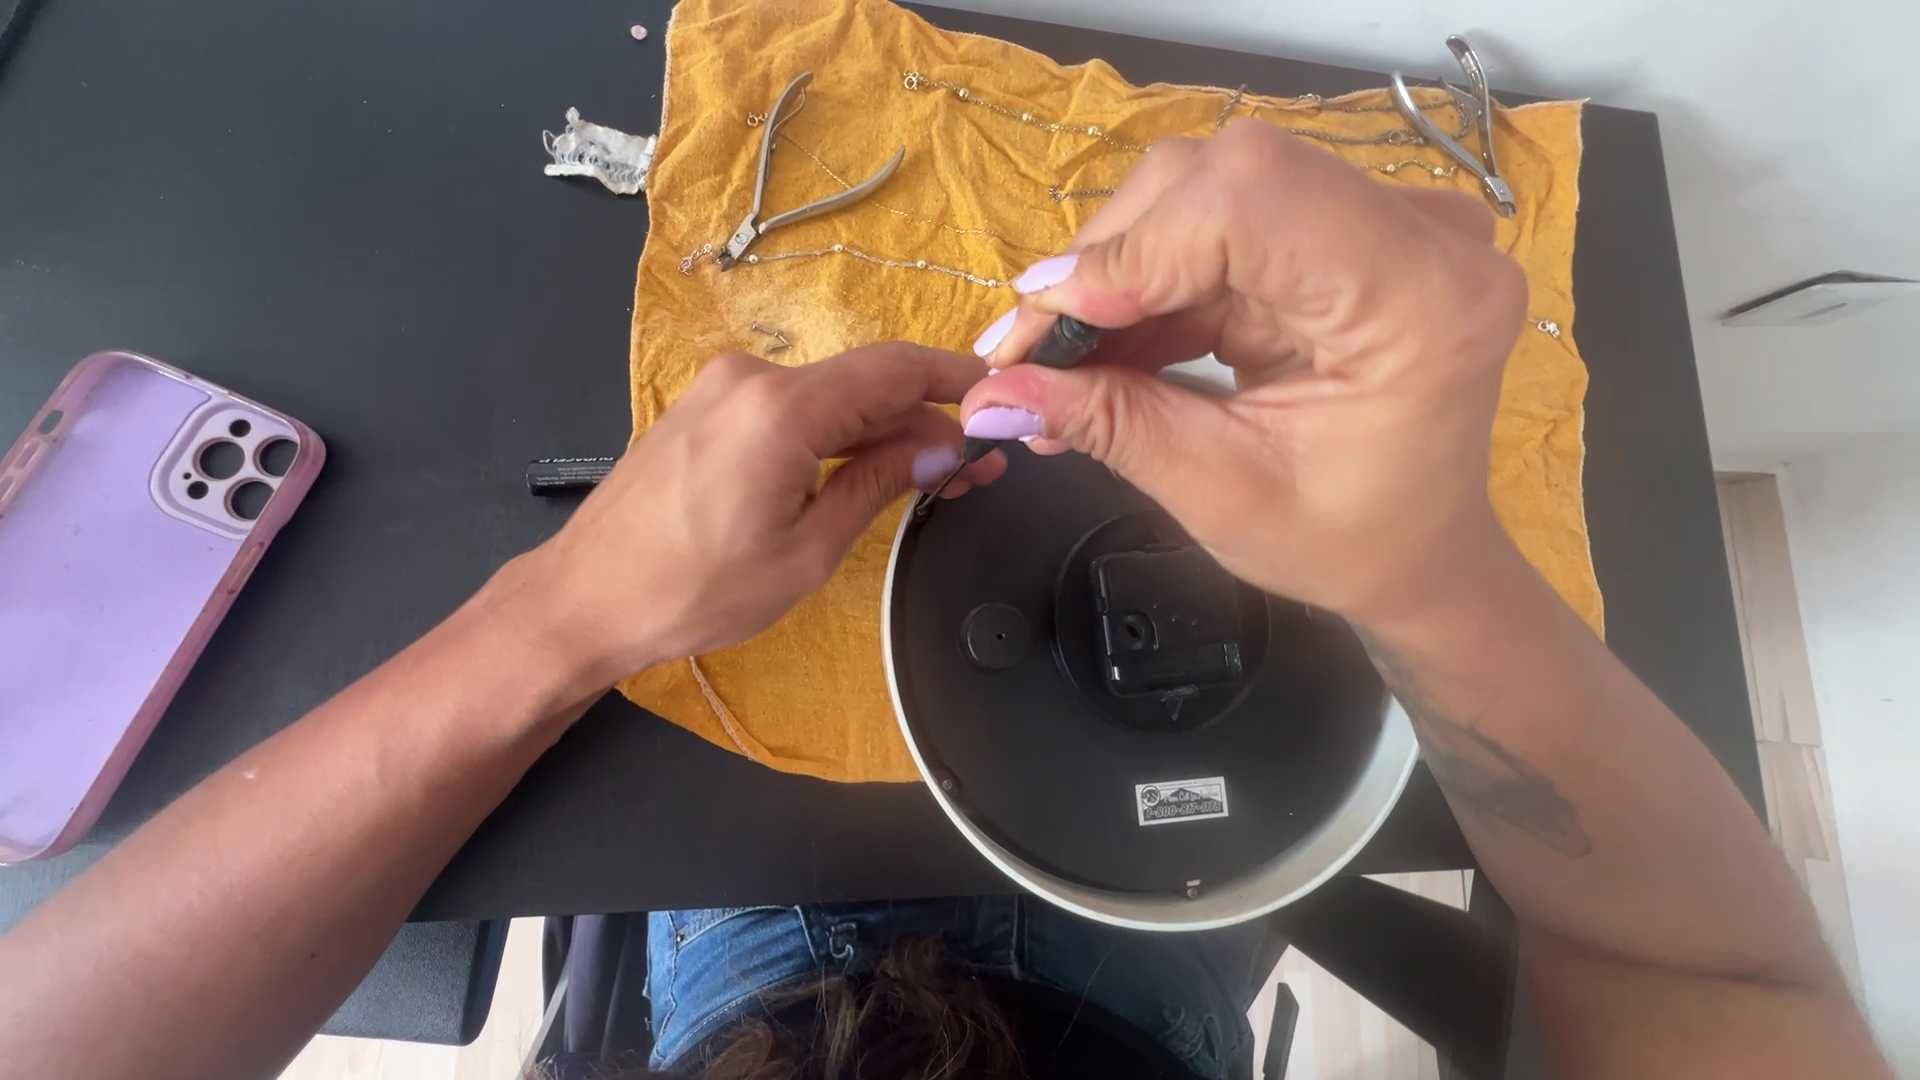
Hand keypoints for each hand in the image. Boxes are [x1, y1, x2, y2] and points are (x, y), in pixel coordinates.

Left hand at [500, 344, 1000, 692]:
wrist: (585, 599)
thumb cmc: (696, 590)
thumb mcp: (807, 550)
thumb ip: (878, 483)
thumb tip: (940, 449)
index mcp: (781, 409)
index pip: (893, 370)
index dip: (955, 377)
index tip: (999, 394)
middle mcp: (752, 379)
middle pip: (865, 383)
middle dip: (925, 419)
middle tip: (973, 463)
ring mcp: (724, 389)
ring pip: (831, 397)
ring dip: (884, 430)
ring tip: (932, 474)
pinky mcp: (710, 409)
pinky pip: (794, 410)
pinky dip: (839, 434)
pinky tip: (868, 466)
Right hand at [960, 121, 1528, 625]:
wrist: (1410, 547)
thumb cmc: (1341, 542)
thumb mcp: (1218, 494)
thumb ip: (1108, 426)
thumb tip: (991, 395)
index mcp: (1416, 300)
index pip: (1249, 198)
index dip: (1130, 251)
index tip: (1045, 327)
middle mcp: (1410, 233)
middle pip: (1212, 182)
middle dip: (1101, 267)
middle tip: (1027, 354)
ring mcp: (1371, 225)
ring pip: (1194, 200)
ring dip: (1107, 284)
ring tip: (1052, 366)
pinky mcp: (1327, 238)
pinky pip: (1204, 238)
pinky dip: (1136, 295)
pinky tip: (1094, 354)